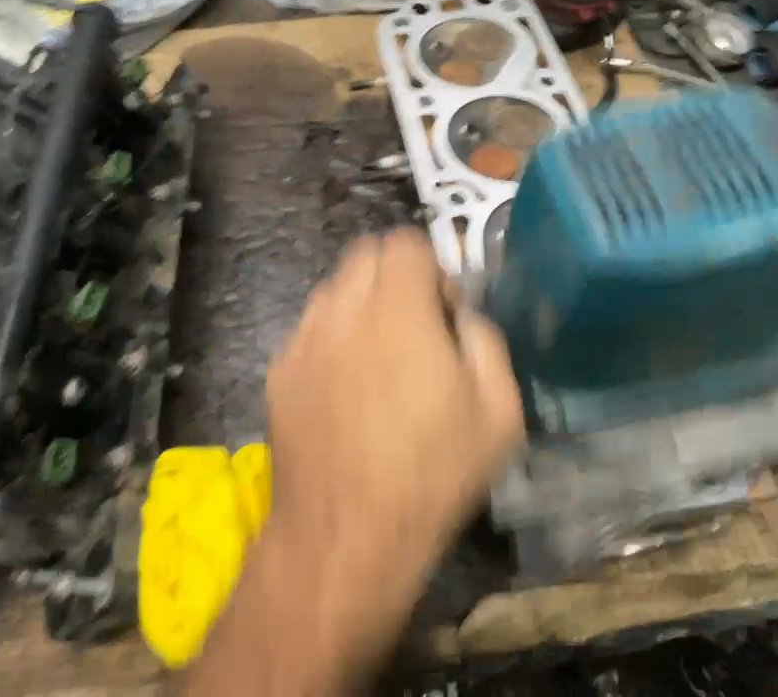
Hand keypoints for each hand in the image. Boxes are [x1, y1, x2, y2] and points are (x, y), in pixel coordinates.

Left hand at [184, 232, 523, 694]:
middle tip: (415, 328)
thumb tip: (460, 314)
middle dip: (394, 277)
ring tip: (379, 360)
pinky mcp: (278, 371)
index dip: (431, 267)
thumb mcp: (499, 412)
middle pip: (364, 255)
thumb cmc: (432, 475)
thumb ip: (485, 340)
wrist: (346, 534)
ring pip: (333, 290)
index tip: (443, 311)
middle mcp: (342, 310)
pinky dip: (332, 339)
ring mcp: (303, 339)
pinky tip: (346, 390)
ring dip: (360, 305)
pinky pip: (309, 330)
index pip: (405, 242)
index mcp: (398, 309)